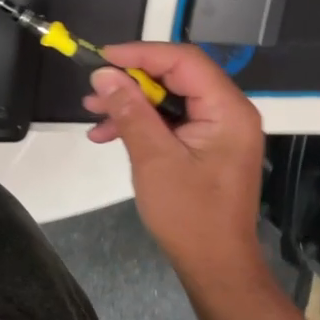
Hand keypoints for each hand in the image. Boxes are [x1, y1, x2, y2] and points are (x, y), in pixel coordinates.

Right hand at [81, 44, 265, 272]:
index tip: (102, 59)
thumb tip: (103, 74)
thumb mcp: (153, 158)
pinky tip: (107, 134)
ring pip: (169, 98)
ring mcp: (217, 130)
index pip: (184, 61)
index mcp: (227, 110)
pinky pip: (170, 120)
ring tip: (92, 111)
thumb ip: (130, 111)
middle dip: (131, 80)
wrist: (214, 264)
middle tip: (94, 89)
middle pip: (176, 76)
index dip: (141, 54)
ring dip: (130, 102)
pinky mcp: (205, 145)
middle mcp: (228, 112)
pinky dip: (140, 122)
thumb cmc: (189, 214)